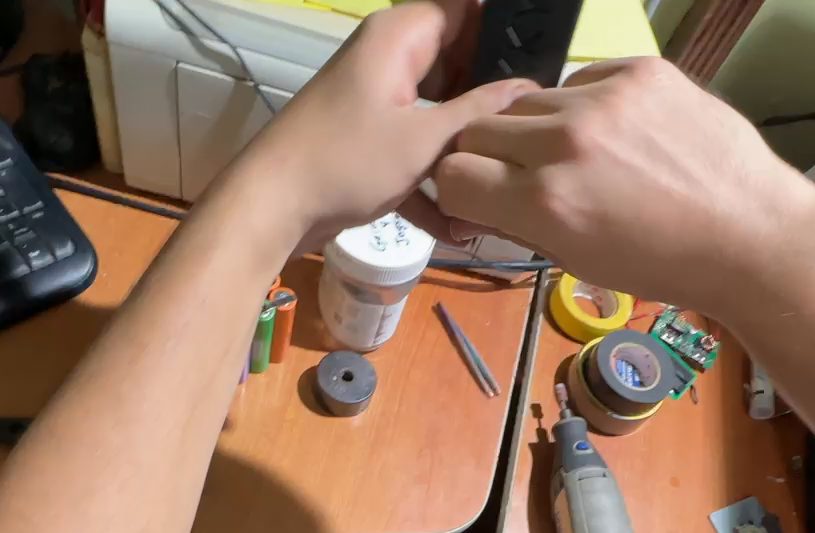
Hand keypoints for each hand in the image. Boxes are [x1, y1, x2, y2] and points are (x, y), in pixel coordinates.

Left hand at [218, 1, 534, 247]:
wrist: (274, 208)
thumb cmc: (347, 162)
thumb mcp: (422, 139)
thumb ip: (477, 113)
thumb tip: (527, 90)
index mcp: (400, 37)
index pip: (465, 9)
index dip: (504, 32)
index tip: (540, 63)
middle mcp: (388, 61)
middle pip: (454, 67)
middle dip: (488, 103)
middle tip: (529, 133)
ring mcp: (375, 105)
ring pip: (434, 117)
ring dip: (461, 155)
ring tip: (500, 185)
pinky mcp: (366, 146)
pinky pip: (411, 155)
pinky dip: (430, 187)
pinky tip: (458, 228)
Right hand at [434, 57, 814, 320]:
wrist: (746, 234)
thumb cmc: (656, 264)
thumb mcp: (572, 260)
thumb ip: (516, 222)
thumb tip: (479, 197)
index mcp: (542, 203)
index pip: (452, 175)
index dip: (458, 190)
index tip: (477, 198)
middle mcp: (564, 141)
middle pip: (478, 129)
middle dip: (487, 157)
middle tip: (519, 178)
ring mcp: (605, 98)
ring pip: (527, 101)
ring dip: (535, 130)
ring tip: (576, 156)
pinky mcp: (641, 70)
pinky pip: (579, 79)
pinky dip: (580, 105)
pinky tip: (611, 134)